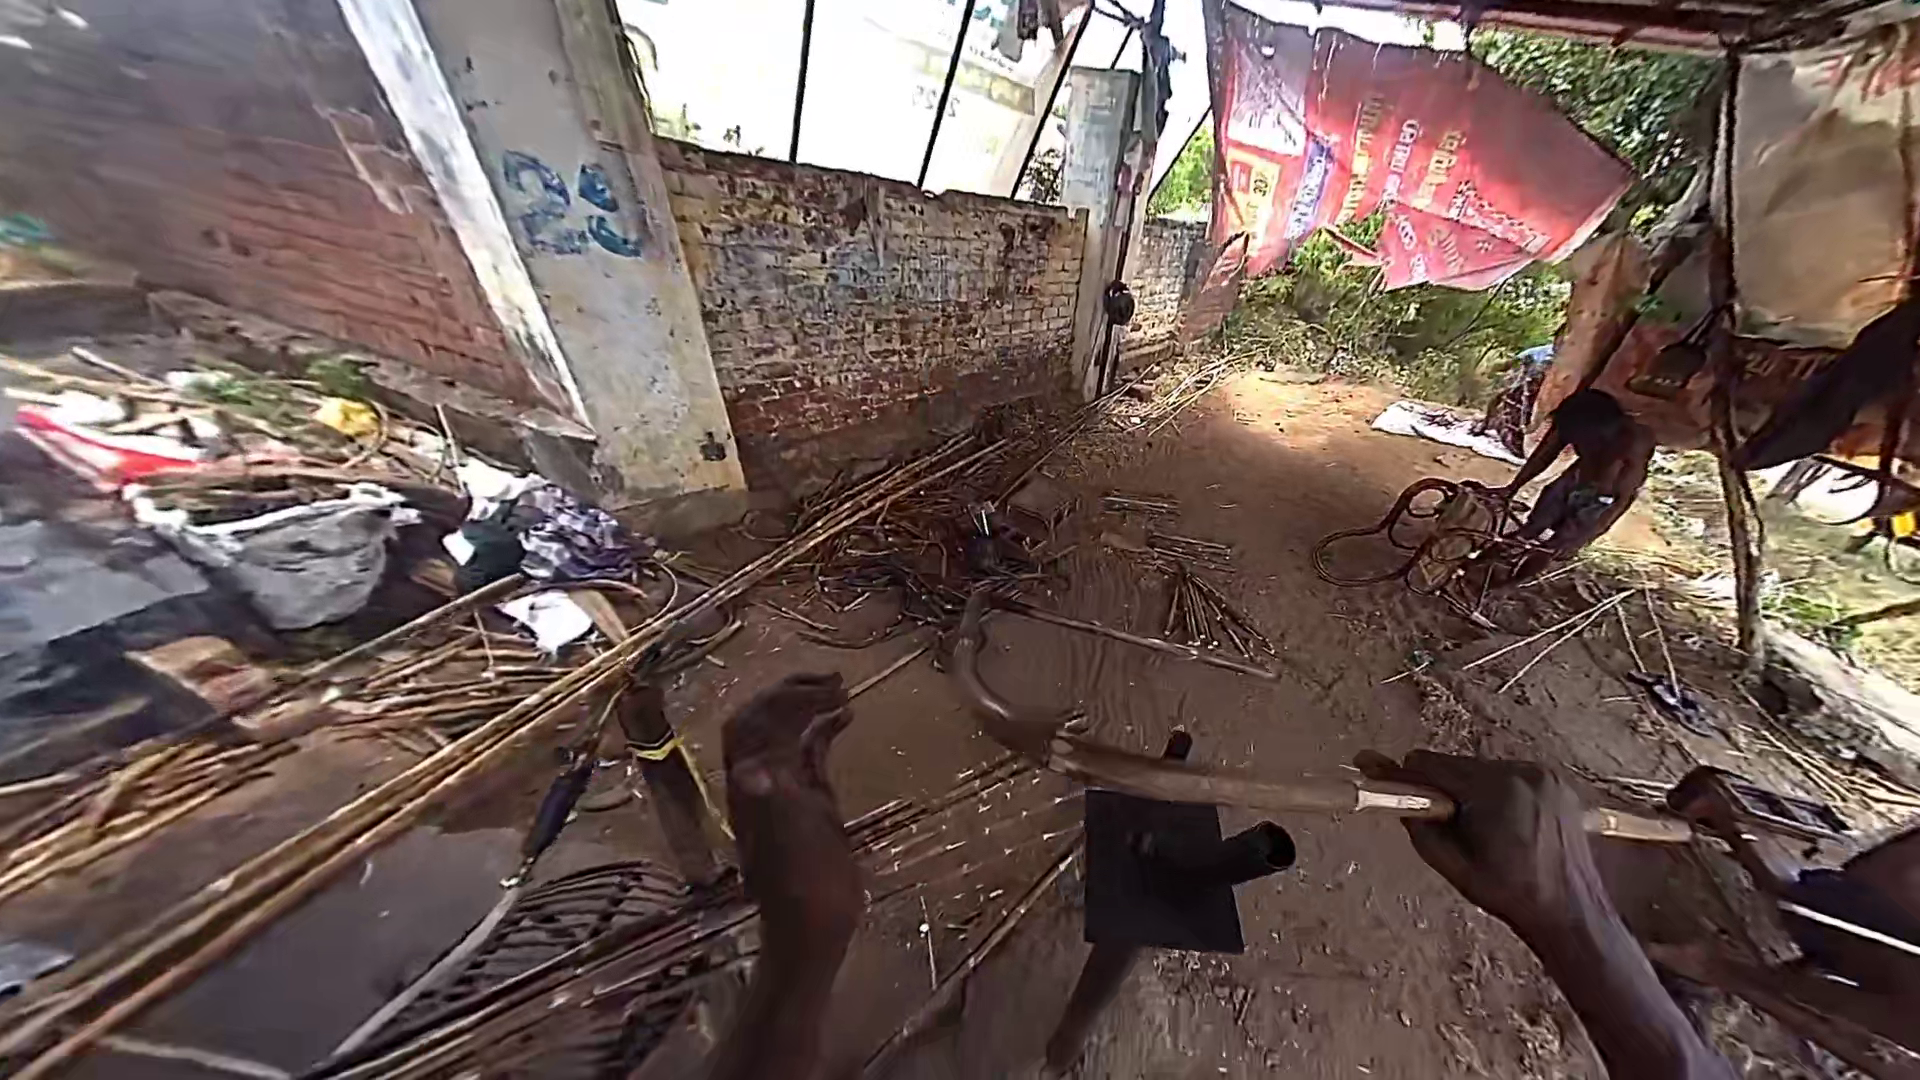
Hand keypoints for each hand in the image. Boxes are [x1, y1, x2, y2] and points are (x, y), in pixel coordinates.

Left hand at [724, 674, 861, 968]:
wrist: (813, 925)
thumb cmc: (800, 884)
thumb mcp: (786, 843)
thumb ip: (772, 801)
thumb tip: (752, 772)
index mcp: (751, 781)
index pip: (754, 722)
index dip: (781, 696)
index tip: (821, 684)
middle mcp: (763, 775)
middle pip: (769, 718)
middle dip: (796, 691)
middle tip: (834, 678)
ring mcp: (786, 785)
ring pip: (791, 730)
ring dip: (811, 705)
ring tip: (842, 689)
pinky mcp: (808, 798)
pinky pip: (813, 751)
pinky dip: (827, 728)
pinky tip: (847, 717)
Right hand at [1355, 751, 1600, 937]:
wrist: (1574, 918)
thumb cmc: (1506, 891)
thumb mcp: (1442, 856)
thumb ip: (1408, 812)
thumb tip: (1371, 770)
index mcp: (1495, 787)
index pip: (1426, 762)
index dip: (1406, 778)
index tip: (1392, 789)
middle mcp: (1521, 772)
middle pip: (1451, 764)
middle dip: (1440, 788)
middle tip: (1447, 823)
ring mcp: (1542, 776)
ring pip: (1474, 768)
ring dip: (1465, 789)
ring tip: (1478, 826)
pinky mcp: (1553, 783)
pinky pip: (1501, 775)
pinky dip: (1490, 792)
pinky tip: (1501, 822)